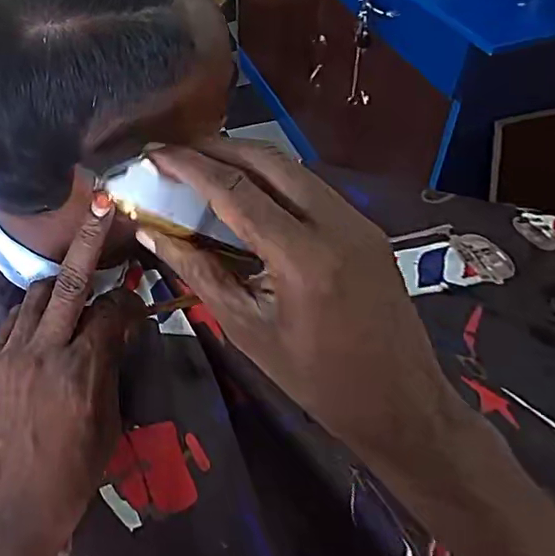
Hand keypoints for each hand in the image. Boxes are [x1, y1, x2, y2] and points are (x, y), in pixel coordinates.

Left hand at [0, 195, 142, 555]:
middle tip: (102, 205)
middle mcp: (45, 349)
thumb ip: (112, 368)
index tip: (136, 296)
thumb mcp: (109, 424)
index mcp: (82, 371)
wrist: (12, 500)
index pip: (111, 312)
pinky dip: (34, 308)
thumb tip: (120, 328)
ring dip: (60, 281)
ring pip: (39, 291)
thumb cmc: (73, 472)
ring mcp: (13, 348)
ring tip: (74, 283)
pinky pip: (16, 314)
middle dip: (90, 239)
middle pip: (72, 281)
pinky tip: (45, 316)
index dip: (128, 299)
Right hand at [140, 139, 466, 457]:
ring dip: (240, 157)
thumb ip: (195, 270)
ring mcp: (357, 221)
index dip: (187, 164)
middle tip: (172, 153)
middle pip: (264, 159)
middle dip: (213, 147)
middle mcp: (335, 225)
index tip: (153, 153)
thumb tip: (149, 231)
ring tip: (199, 165)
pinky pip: (306, 183)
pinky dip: (266, 175)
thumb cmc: (316, 378)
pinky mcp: (365, 225)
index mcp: (303, 257)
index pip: (234, 189)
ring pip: (288, 165)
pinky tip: (241, 189)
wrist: (405, 408)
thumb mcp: (245, 326)